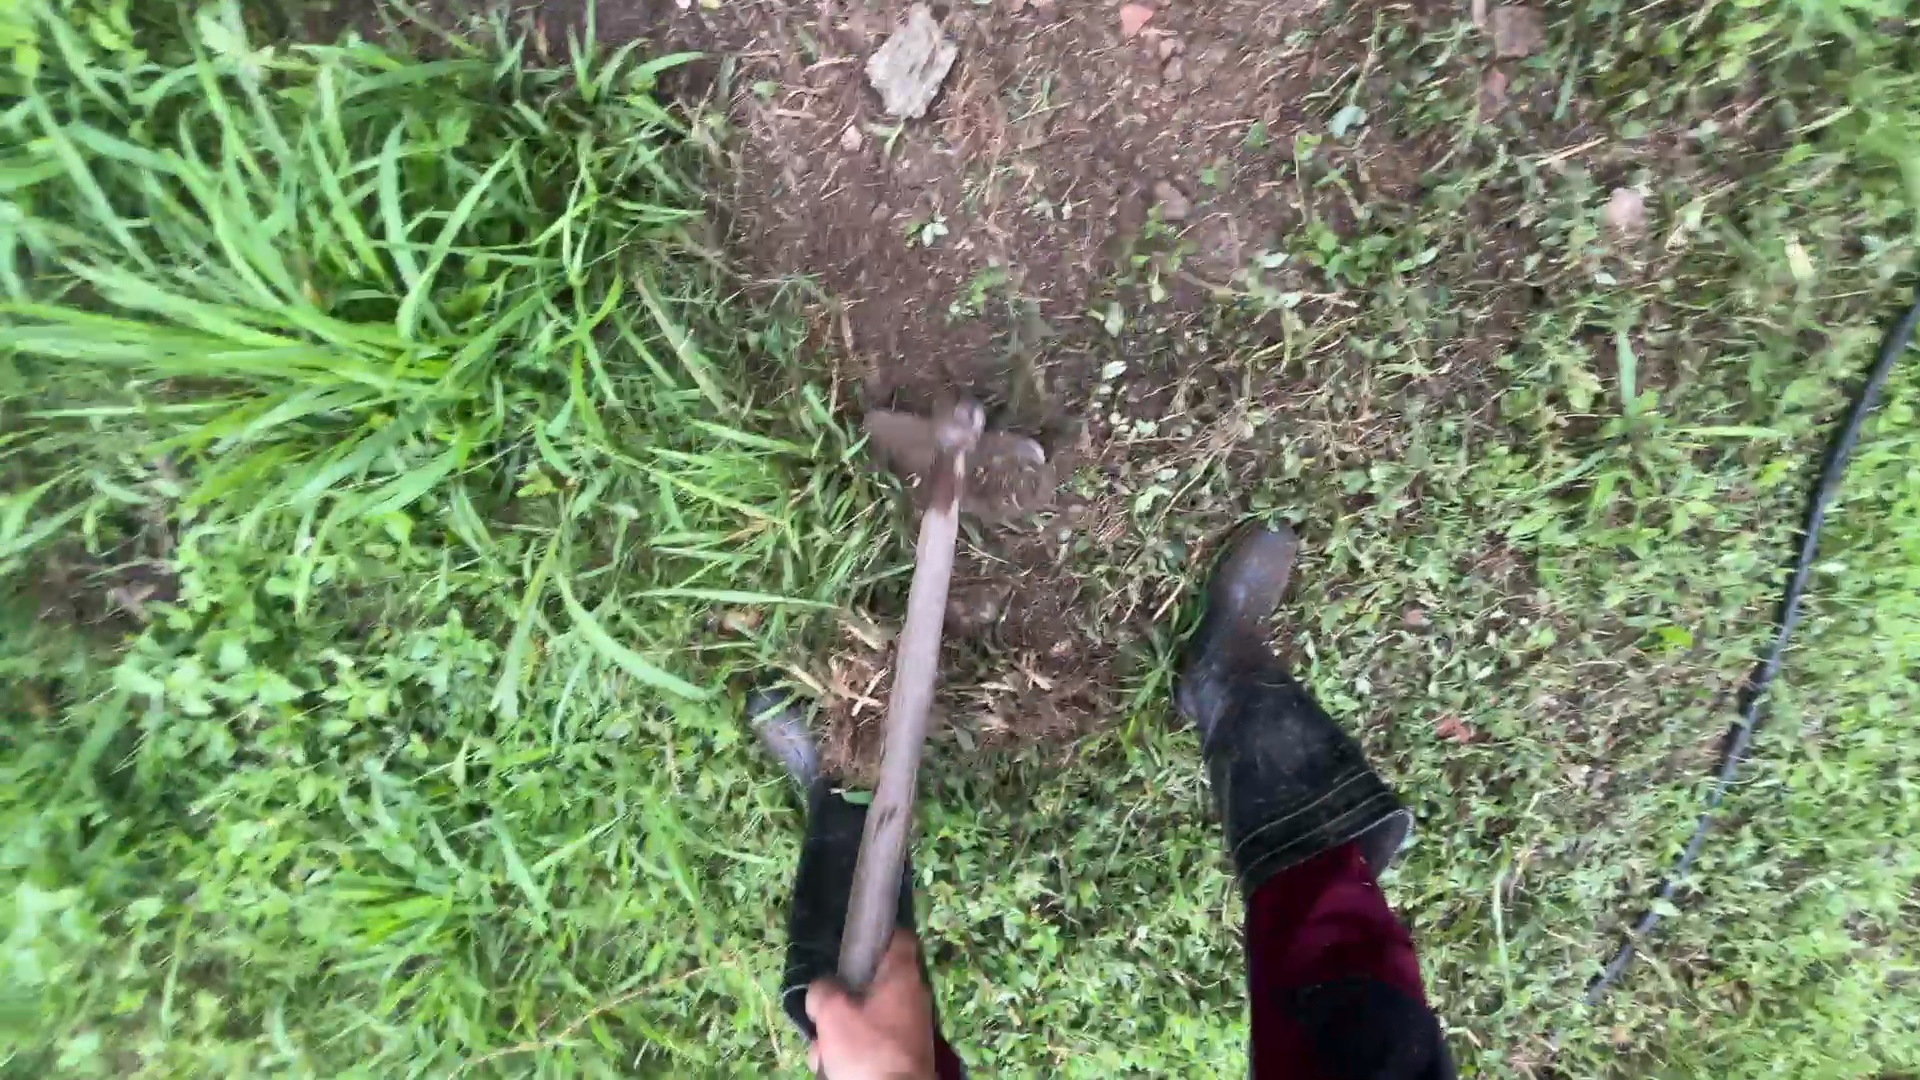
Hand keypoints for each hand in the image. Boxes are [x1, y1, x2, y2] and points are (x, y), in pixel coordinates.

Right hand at [805, 931, 936, 1078]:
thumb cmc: (868, 1048)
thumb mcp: (833, 1013)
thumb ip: (823, 991)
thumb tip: (823, 988)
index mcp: (903, 973)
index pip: (898, 936)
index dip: (876, 935)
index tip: (854, 945)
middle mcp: (913, 993)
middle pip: (874, 983)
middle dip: (843, 999)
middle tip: (825, 1013)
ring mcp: (911, 1025)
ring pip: (868, 1016)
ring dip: (842, 1032)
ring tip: (822, 1053)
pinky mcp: (904, 1052)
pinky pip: (874, 1040)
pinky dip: (855, 1051)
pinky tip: (833, 1067)